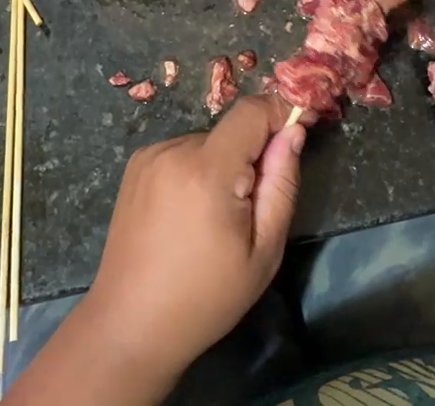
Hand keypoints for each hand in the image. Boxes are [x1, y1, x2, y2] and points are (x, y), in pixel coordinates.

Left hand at [73, 95, 305, 383]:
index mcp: (207, 171)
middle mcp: (174, 151)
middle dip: (250, 156)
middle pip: (230, 131)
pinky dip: (196, 171)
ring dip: (222, 165)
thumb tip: (294, 131)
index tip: (302, 128)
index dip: (281, 113)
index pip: (251, 112)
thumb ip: (281, 184)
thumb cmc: (206, 297)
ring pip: (207, 143)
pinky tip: (188, 214)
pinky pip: (183, 153)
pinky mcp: (136, 165)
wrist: (131, 323)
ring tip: (214, 219)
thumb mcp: (263, 251)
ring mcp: (150, 155)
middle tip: (251, 208)